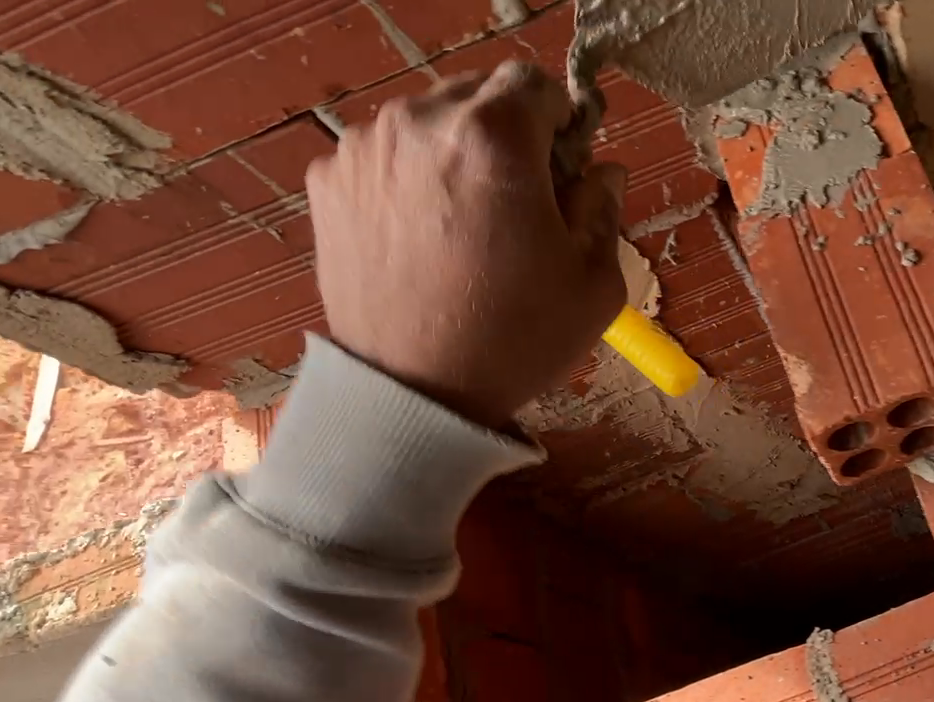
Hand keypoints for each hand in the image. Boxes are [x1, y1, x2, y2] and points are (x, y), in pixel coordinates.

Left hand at [306, 61, 628, 425]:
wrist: (417, 388)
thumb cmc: (522, 336)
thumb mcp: (597, 283)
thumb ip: (605, 209)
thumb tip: (604, 172)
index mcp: (495, 140)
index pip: (534, 82)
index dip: (561, 120)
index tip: (567, 166)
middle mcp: (419, 121)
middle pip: (478, 95)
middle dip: (510, 135)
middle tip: (524, 204)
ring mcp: (363, 147)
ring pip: (428, 123)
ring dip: (459, 155)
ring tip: (471, 228)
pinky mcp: (328, 181)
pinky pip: (386, 157)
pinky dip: (413, 180)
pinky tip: (427, 240)